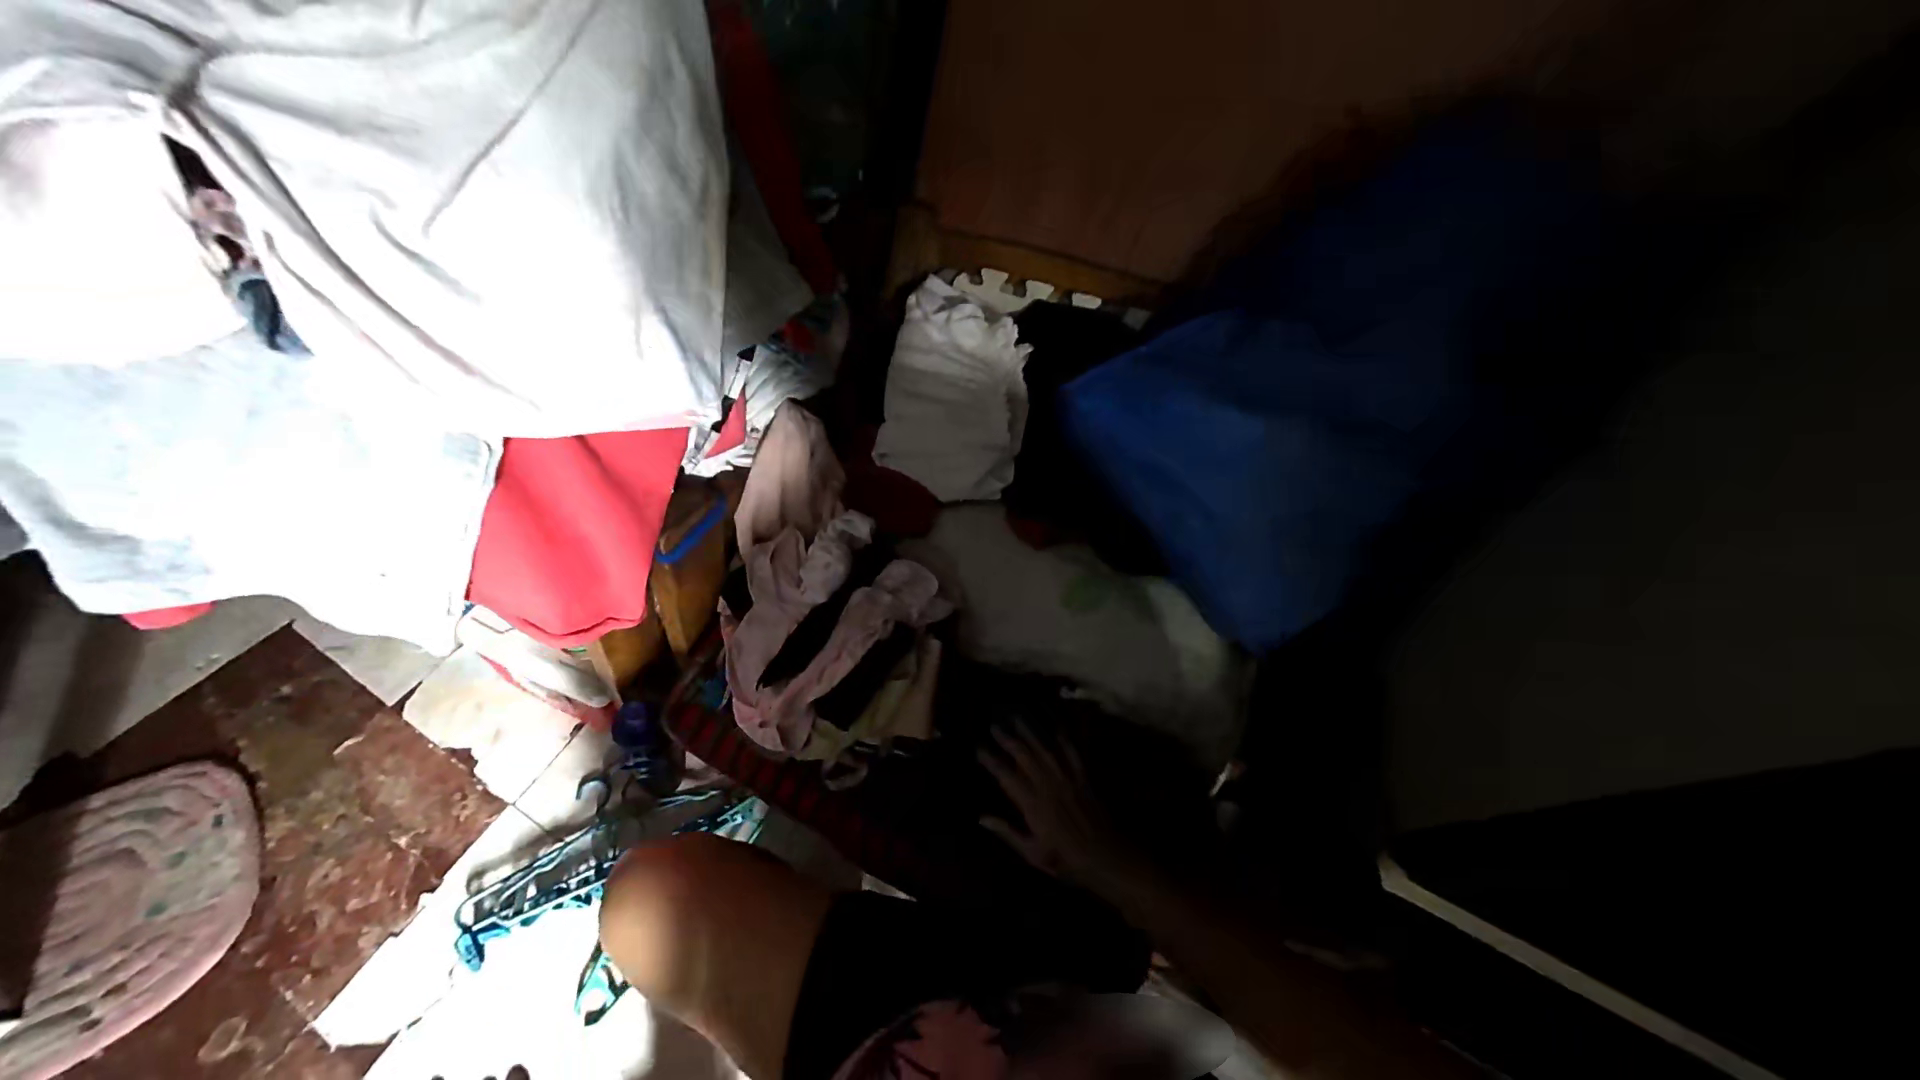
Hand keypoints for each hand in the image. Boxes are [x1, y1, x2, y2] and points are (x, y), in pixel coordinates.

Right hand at [978, 722, 1148, 895]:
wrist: (1104, 857)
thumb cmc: (1064, 859)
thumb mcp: (1031, 853)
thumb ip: (1006, 832)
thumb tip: (981, 817)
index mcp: (1032, 805)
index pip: (1006, 776)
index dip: (991, 761)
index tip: (979, 748)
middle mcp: (1048, 787)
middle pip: (1025, 756)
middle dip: (1008, 739)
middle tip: (995, 725)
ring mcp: (1067, 779)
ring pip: (1046, 748)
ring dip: (1031, 730)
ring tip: (1017, 716)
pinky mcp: (1083, 776)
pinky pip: (1072, 751)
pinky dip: (1064, 734)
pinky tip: (1055, 722)